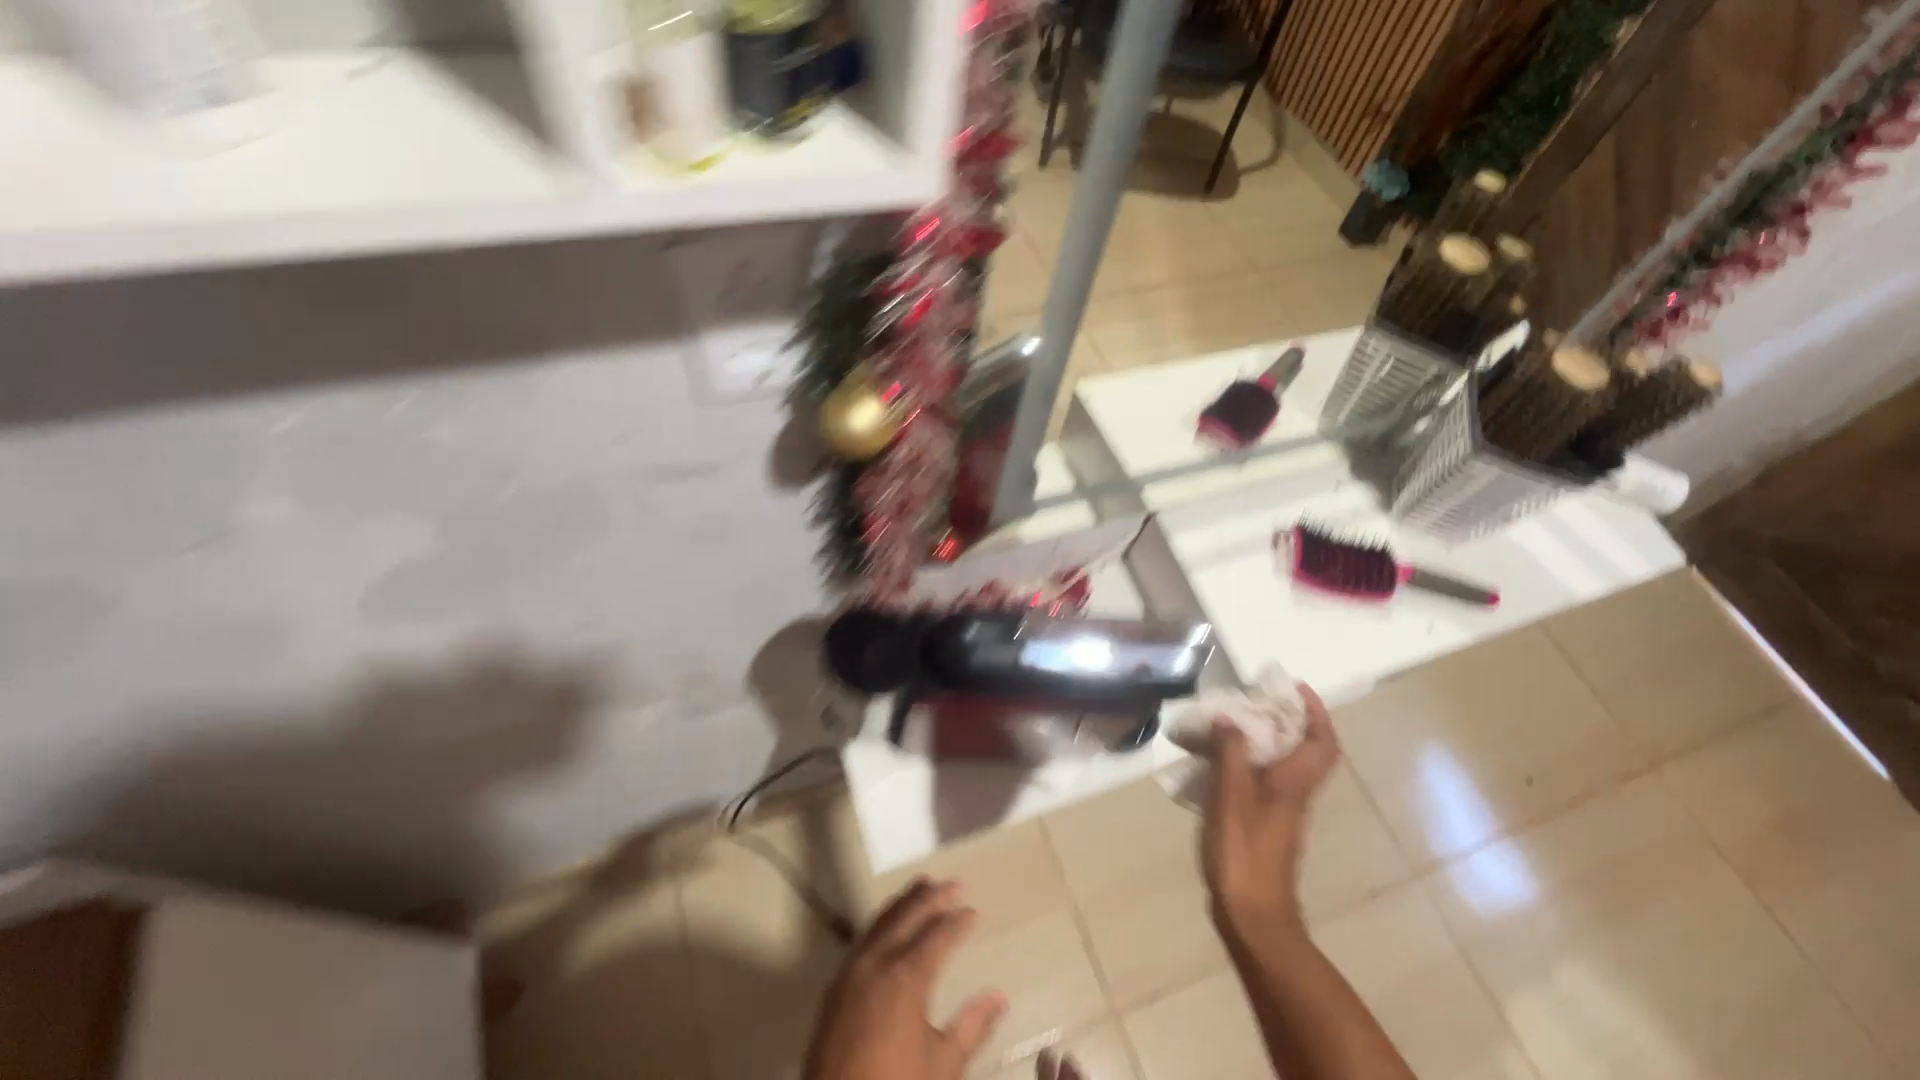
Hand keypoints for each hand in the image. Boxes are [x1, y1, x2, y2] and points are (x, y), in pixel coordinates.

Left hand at [803, 878, 1007, 1079]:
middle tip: (953, 882)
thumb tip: (1000, 996)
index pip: (937, 936)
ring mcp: (850, 974)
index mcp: (906, 978)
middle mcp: (875, 964)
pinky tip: (888, 926)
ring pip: (879, 923)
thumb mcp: (943, 1064)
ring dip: (902, 903)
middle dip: (930, 897)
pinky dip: (880, 923)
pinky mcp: (834, 989)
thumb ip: (972, 1026)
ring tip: (921, 887)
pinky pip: (862, 940)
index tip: (974, 910)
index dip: (958, 921)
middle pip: (905, 917)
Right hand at [1201, 683, 1339, 934]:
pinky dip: (1243, 763)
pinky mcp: (1263, 823)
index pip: (1322, 741)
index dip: (1316, 711)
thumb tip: (1230, 718)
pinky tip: (1213, 764)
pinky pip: (1260, 779)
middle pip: (1302, 748)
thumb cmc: (1245, 852)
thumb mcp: (1233, 797)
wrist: (1253, 913)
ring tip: (1225, 724)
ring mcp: (1280, 810)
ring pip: (1279, 763)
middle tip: (1252, 700)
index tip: (1295, 688)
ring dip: (1260, 740)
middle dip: (1284, 719)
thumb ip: (1232, 754)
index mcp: (1295, 783)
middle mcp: (1294, 792)